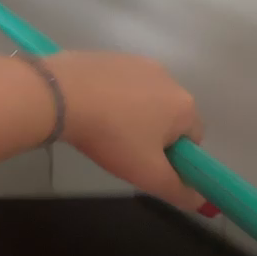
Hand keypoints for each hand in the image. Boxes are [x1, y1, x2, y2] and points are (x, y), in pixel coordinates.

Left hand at [46, 51, 206, 211]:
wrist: (55, 95)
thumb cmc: (109, 135)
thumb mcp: (149, 174)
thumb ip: (181, 191)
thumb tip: (201, 201)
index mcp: (184, 103)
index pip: (191, 137)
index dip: (172, 155)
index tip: (145, 160)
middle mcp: (163, 74)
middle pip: (165, 114)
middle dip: (149, 132)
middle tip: (120, 145)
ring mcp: (129, 59)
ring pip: (138, 96)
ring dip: (125, 112)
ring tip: (99, 126)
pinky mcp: (101, 54)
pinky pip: (111, 82)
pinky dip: (104, 94)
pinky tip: (84, 105)